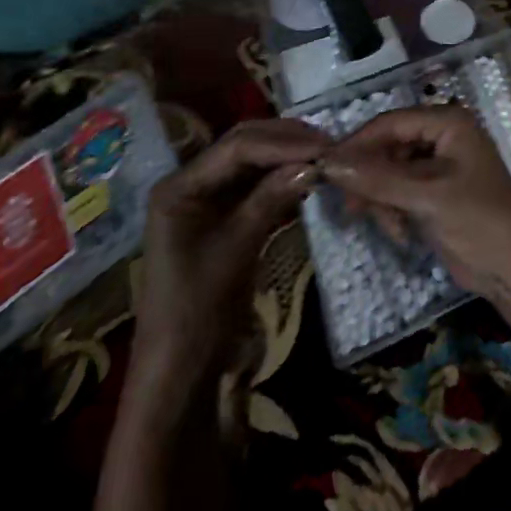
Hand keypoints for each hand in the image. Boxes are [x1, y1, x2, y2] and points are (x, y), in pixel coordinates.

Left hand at [129, 119, 324, 393]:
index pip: (235, 148)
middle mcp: (190, 182)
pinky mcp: (222, 218)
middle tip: (330, 144)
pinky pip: (254, 189)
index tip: (324, 146)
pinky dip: (281, 183)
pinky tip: (309, 180)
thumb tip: (313, 164)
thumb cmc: (197, 311)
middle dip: (285, 142)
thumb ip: (269, 201)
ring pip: (251, 165)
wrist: (180, 368)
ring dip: (286, 158)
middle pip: (242, 147)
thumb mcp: (236, 252)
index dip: (281, 143)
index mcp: (180, 186)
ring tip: (326, 156)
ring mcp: (206, 199)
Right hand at [323, 105, 510, 297]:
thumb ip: (376, 178)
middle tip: (350, 205)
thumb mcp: (425, 196)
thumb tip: (327, 164)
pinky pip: (397, 191)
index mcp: (448, 123)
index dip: (357, 143)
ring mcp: (437, 165)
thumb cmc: (478, 221)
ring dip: (381, 199)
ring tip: (389, 227)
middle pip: (386, 147)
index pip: (389, 123)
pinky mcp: (432, 192)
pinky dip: (392, 210)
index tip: (327, 166)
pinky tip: (400, 233)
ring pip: (387, 171)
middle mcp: (441, 136)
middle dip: (370, 178)